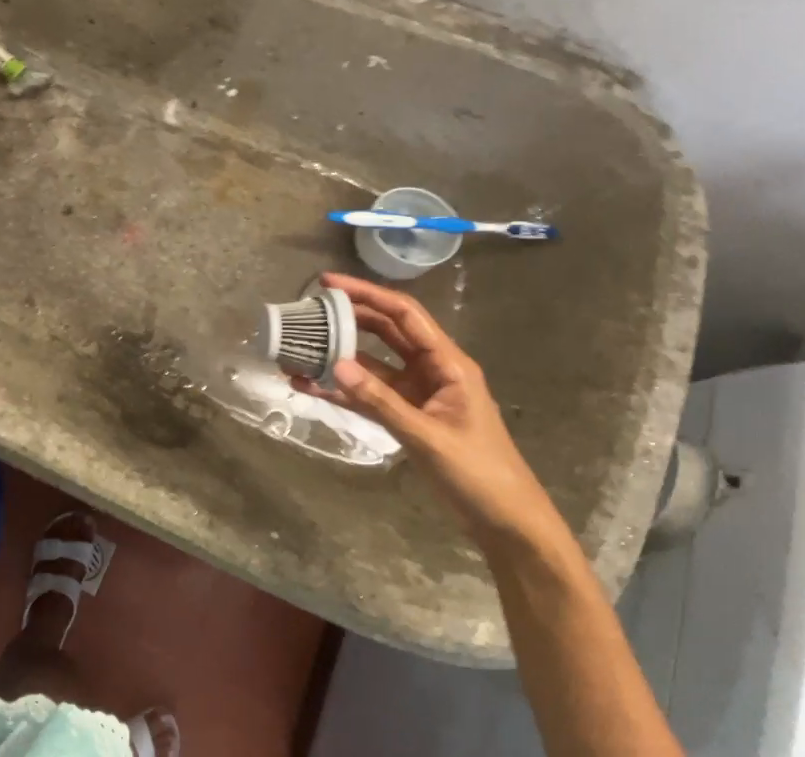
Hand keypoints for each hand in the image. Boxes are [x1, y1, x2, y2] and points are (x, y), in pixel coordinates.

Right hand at [294, 273, 565, 548]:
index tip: (328, 282)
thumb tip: (335, 366)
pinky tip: (309, 387)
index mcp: (448, 364)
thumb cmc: (479, 473)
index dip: (367, 294)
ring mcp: (418, 394)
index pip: (404, 315)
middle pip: (384, 332)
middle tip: (306, 310)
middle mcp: (432, 370)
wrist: (506, 522)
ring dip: (338, 356)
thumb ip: (380, 401)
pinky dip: (342, 390)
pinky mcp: (407, 417)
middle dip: (347, 319)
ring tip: (299, 347)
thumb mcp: (428, 436)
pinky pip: (368, 395)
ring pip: (371, 364)